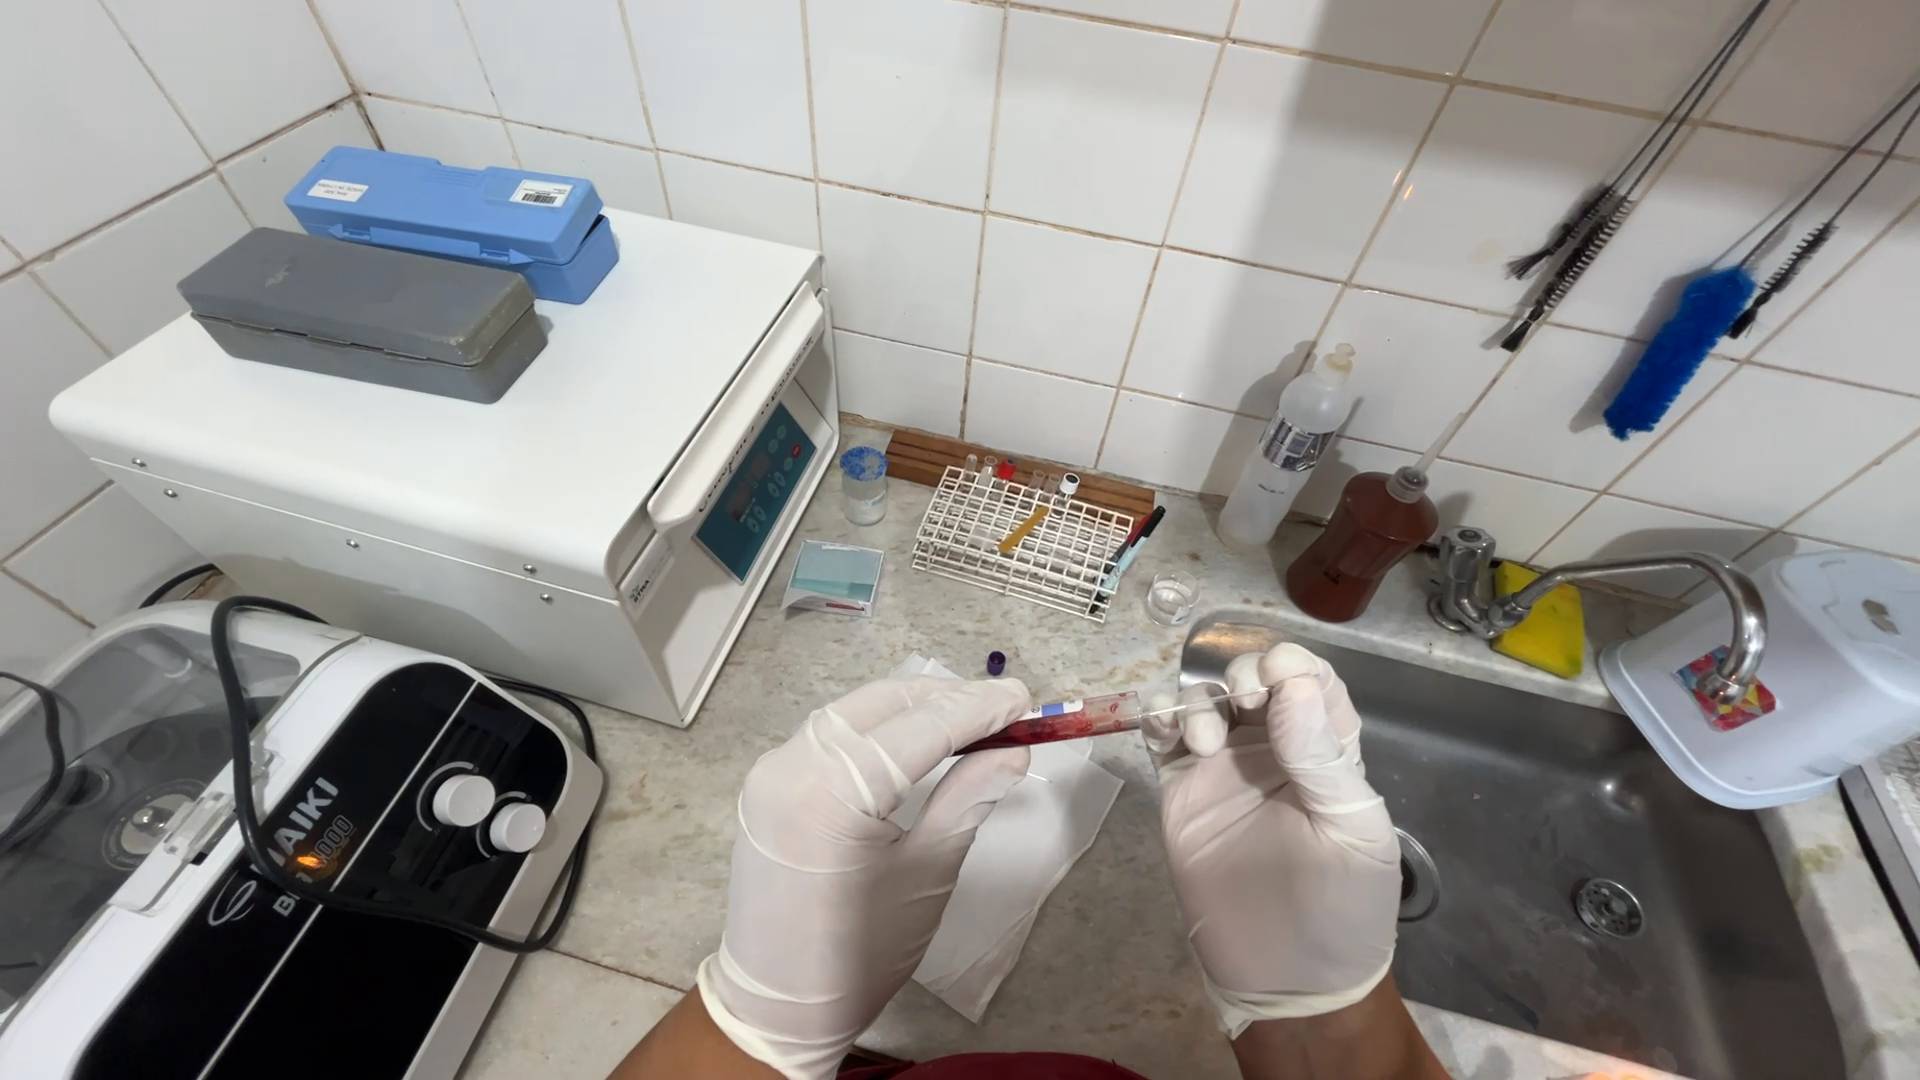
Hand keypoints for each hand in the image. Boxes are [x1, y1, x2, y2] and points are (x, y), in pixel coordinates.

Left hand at [695, 676, 1033, 1079]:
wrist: (775, 1007)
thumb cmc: (859, 954)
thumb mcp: (926, 874)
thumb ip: (968, 799)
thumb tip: (1012, 752)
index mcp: (830, 792)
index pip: (920, 727)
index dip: (977, 709)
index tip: (1023, 698)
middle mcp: (792, 762)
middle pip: (884, 703)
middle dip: (948, 698)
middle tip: (1003, 707)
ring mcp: (773, 766)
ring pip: (857, 709)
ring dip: (915, 704)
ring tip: (969, 714)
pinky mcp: (770, 778)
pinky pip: (833, 730)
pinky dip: (879, 722)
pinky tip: (913, 729)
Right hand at [1144, 643, 1400, 1037]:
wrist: (1285, 975)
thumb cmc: (1340, 905)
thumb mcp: (1353, 832)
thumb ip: (1321, 757)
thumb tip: (1293, 684)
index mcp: (1324, 752)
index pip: (1312, 684)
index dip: (1294, 666)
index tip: (1278, 677)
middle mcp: (1270, 748)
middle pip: (1252, 679)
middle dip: (1244, 672)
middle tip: (1245, 698)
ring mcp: (1221, 767)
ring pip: (1204, 701)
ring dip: (1199, 702)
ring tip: (1205, 743)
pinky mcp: (1181, 788)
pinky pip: (1162, 736)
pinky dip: (1157, 717)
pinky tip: (1163, 728)